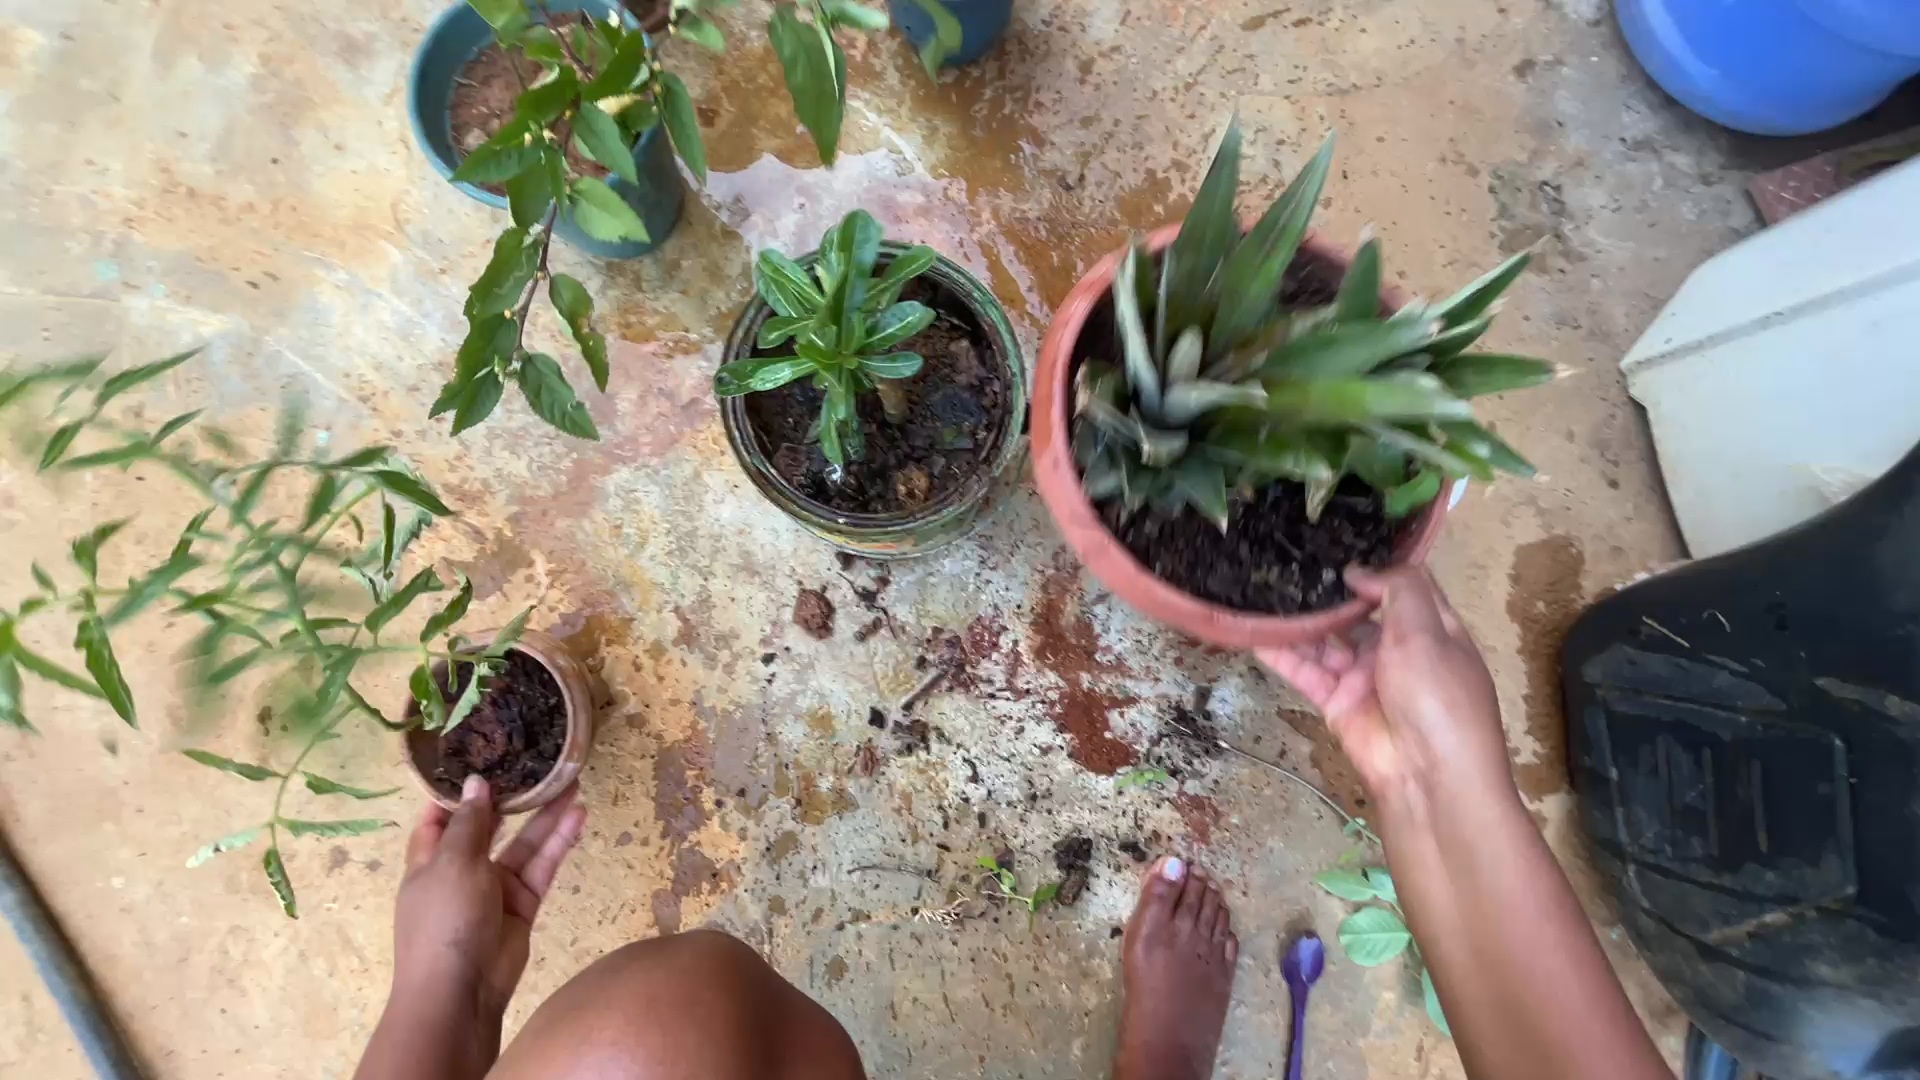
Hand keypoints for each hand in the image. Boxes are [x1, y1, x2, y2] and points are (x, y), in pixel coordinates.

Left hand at [393, 775, 587, 1019]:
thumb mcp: (452, 863)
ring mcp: (496, 886)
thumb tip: (476, 781)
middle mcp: (463, 870)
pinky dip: (560, 840)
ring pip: (524, 842)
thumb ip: (470, 822)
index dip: (454, 795)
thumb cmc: (443, 920)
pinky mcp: (524, 900)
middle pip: (488, 827)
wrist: (461, 988)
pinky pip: (544, 863)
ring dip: (546, 814)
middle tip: (537, 765)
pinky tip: (578, 814)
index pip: (437, 822)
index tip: (479, 762)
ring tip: (572, 780)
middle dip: (511, 798)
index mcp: (430, 863)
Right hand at [1257, 565, 1510, 802]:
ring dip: (1296, 621)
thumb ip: (1397, 590)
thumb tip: (1356, 570)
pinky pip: (1302, 670)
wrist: (1427, 773)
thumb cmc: (1438, 697)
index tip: (1335, 549)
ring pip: (1322, 640)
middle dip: (1324, 595)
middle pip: (1353, 614)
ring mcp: (1360, 676)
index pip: (1400, 590)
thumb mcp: (1428, 632)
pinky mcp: (1333, 699)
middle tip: (1285, 566)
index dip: (1372, 571)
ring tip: (1261, 593)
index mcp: (1428, 631)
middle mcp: (1393, 650)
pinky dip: (1279, 653)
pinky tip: (1254, 632)